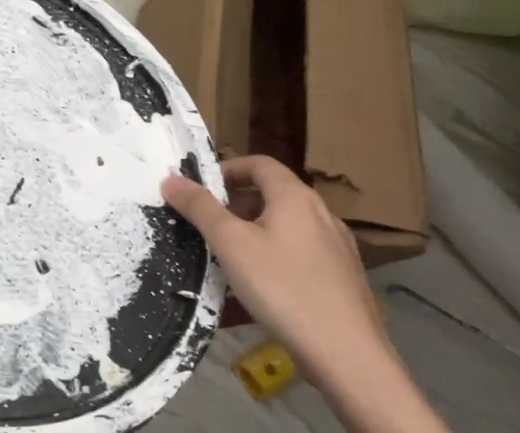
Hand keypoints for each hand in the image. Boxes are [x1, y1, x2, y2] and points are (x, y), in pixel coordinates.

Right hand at [163, 156, 447, 432]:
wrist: (348, 356)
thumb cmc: (283, 288)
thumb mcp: (230, 243)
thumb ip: (199, 207)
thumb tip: (171, 178)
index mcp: (296, 198)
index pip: (259, 163)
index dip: (227, 169)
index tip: (201, 190)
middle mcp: (322, 215)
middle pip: (273, 193)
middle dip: (237, 203)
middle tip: (209, 224)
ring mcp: (338, 248)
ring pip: (288, 224)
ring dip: (256, 230)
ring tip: (231, 255)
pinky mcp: (344, 278)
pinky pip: (302, 252)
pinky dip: (277, 254)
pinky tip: (264, 285)